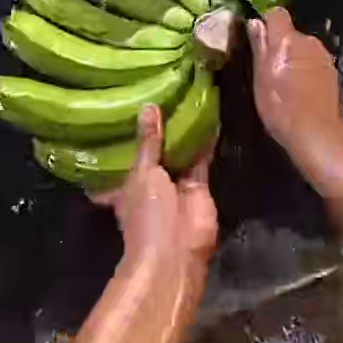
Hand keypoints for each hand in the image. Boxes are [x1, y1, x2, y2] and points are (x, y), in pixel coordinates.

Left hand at [92, 104, 216, 287]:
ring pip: (183, 152)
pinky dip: (207, 142)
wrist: (176, 249)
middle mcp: (152, 182)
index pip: (129, 153)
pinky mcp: (200, 186)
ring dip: (188, 132)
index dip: (134, 131)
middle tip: (170, 92)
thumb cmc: (147, 214)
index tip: (137, 103)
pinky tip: (213, 118)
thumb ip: (148, 142)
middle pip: (159, 151)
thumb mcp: (142, 173)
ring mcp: (177, 185)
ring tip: (194, 98)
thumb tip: (148, 106)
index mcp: (128, 183)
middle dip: (164, 129)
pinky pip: (203, 159)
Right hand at [246, 7, 342, 189]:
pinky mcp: (331, 70)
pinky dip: (305, 69)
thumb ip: (259, 46)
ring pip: (302, 48)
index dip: (265, 22)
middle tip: (267, 69)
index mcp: (288, 39)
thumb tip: (255, 22)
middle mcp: (309, 41)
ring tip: (283, 83)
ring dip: (293, 58)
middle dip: (279, 45)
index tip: (257, 38)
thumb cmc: (281, 106)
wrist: (316, 132)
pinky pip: (313, 61)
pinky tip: (300, 89)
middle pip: (290, 33)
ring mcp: (323, 55)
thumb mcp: (260, 77)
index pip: (277, 14)